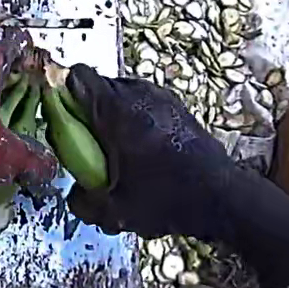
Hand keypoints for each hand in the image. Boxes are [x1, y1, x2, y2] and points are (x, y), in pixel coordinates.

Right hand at [64, 64, 288, 287]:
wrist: (225, 200)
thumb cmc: (167, 199)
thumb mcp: (115, 210)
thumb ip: (82, 201)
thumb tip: (74, 194)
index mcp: (115, 109)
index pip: (77, 76)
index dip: (63, 93)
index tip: (63, 118)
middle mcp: (136, 94)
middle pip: (96, 85)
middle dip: (86, 107)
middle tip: (87, 138)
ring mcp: (160, 97)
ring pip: (120, 92)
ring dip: (111, 111)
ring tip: (115, 144)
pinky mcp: (176, 106)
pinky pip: (141, 101)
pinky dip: (133, 116)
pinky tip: (140, 147)